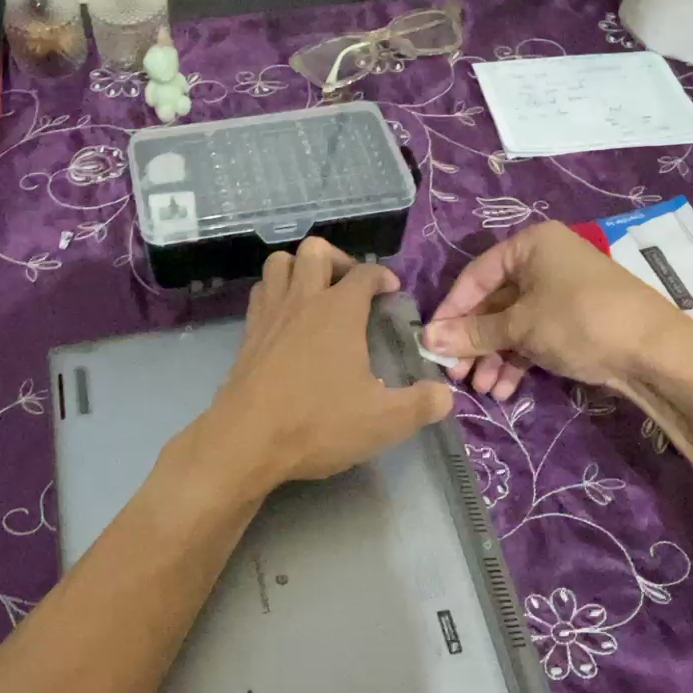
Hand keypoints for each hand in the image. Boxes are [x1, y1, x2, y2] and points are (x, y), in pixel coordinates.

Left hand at [185, 238, 451, 495]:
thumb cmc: (318, 424)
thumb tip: (445, 396)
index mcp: (339, 311)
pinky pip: (260, 296)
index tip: (391, 292)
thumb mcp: (384, 421)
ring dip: (299, 269)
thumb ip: (422, 405)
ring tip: (315, 294)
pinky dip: (275, 295)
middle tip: (351, 287)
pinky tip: (286, 322)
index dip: (382, 276)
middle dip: (338, 259)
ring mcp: (269, 316)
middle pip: (315, 251)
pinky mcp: (247, 337)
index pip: (364, 273)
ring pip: (279, 264)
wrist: (246, 441)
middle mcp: (302, 301)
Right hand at [421, 221, 692, 399]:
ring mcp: (558, 293)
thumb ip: (471, 333)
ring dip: (492, 359)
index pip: (474, 277)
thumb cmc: (579, 322)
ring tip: (483, 390)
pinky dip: (515, 362)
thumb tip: (426, 339)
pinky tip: (505, 390)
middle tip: (456, 376)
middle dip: (473, 343)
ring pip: (510, 326)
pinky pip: (531, 338)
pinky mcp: (570, 321)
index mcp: (530, 246)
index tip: (432, 344)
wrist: (651, 351)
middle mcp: (543, 262)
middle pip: (492, 304)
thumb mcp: (520, 327)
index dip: (451, 312)